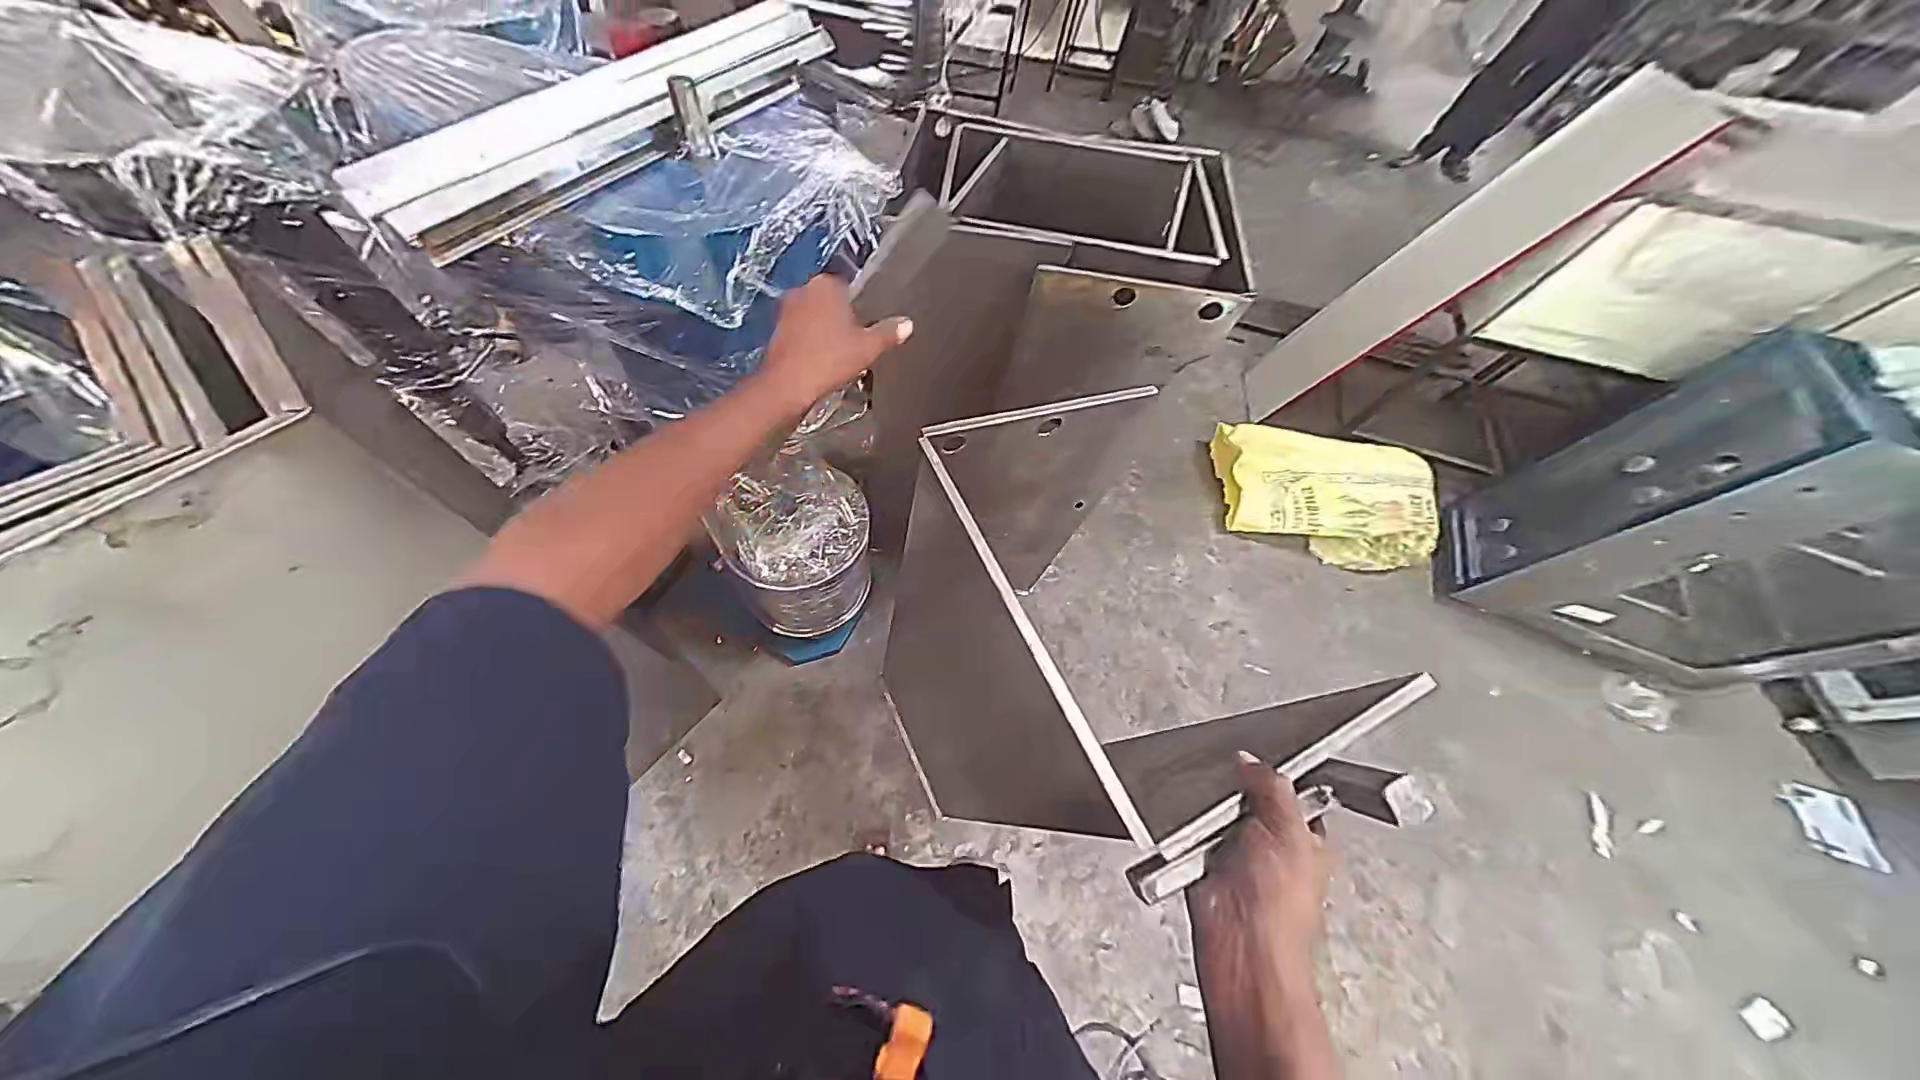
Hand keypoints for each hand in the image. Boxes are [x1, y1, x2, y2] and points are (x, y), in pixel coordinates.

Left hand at [756, 275, 911, 413]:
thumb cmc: (829, 360)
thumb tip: (906, 324)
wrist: (788, 385)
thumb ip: (889, 333)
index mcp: (827, 284)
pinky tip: (819, 361)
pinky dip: (809, 342)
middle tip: (855, 343)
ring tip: (837, 355)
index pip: (850, 287)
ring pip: (813, 316)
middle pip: (830, 301)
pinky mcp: (775, 330)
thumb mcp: (868, 348)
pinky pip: (800, 332)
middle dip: (841, 318)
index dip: (861, 308)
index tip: (866, 328)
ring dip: (824, 331)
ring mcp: (786, 309)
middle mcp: (803, 289)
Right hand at [1191, 752, 1333, 970]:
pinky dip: (1187, 832)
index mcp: (1306, 839)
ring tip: (1212, 825)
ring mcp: (1237, 856)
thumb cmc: (1281, 911)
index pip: (1289, 792)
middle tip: (1230, 797)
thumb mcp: (1289, 833)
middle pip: (1247, 799)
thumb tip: (1250, 761)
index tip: (1252, 763)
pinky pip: (1189, 833)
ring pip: (1216, 814)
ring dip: (1208, 815)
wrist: (1240, 946)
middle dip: (1234, 794)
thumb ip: (1272, 789)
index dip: (1272, 776)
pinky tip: (1195, 839)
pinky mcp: (1204, 863)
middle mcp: (1273, 848)